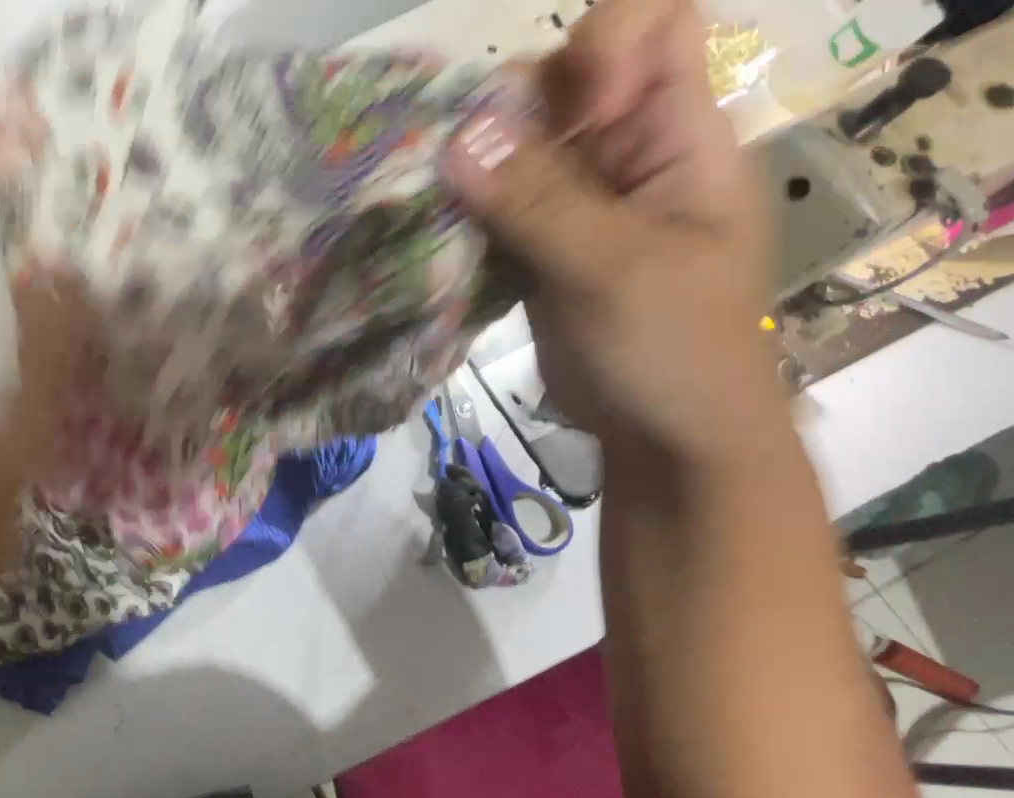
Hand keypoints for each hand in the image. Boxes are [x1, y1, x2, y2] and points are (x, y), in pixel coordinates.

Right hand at [442, 0, 783, 459]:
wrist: (670, 439)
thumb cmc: (674, 350)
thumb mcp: (616, 268)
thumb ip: (542, 200)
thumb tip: (459, 134)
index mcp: (680, 137)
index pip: (652, 28)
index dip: (598, 47)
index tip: (557, 113)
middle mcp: (629, 154)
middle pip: (565, 83)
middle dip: (508, 109)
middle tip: (461, 166)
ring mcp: (581, 204)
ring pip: (518, 149)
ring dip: (472, 165)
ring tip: (433, 200)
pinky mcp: (542, 249)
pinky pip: (496, 207)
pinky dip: (463, 211)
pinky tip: (434, 231)